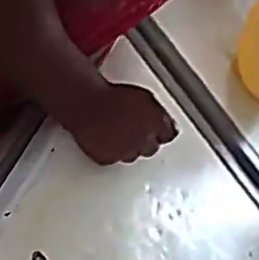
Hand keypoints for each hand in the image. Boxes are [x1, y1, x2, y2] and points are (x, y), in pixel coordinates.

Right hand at [61, 83, 177, 164]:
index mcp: (156, 123)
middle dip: (146, 143)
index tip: (161, 134)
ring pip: (132, 156)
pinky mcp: (107, 159)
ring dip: (129, 149)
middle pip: (150, 149)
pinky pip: (113, 160)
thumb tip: (160, 120)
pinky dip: (112, 154)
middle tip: (138, 136)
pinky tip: (108, 143)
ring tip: (121, 139)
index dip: (164, 134)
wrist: (89, 108)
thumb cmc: (113, 99)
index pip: (169, 136)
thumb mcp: (144, 99)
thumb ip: (155, 114)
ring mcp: (125, 152)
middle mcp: (142, 141)